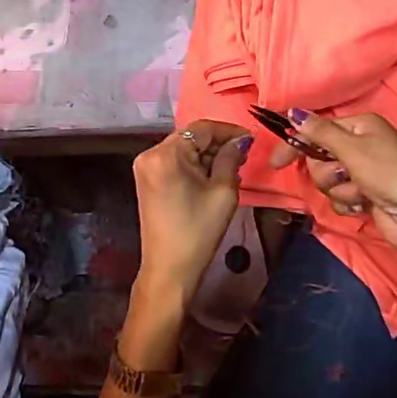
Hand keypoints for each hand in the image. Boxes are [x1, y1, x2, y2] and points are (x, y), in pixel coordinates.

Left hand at [131, 121, 253, 308]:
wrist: (169, 268)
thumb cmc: (198, 231)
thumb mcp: (223, 191)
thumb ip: (231, 158)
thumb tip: (239, 141)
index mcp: (166, 154)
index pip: (201, 129)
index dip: (228, 131)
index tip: (250, 139)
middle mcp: (150, 153)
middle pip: (190, 137)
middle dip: (217, 144)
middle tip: (242, 157)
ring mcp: (145, 166)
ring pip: (183, 149)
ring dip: (207, 155)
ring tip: (231, 169)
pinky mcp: (146, 179)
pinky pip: (174, 161)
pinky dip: (193, 165)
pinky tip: (212, 177)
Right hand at [268, 110, 396, 257]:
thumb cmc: (391, 174)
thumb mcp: (353, 149)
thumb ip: (319, 132)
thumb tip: (292, 112)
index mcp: (360, 126)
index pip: (316, 129)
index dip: (296, 144)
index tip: (276, 162)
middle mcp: (360, 146)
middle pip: (318, 157)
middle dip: (326, 171)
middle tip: (343, 175)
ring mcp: (362, 173)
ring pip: (326, 180)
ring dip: (339, 189)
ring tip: (360, 193)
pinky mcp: (364, 196)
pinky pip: (338, 197)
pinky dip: (347, 203)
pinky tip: (364, 206)